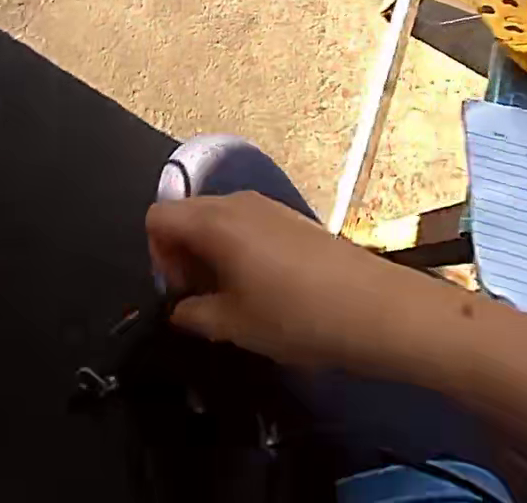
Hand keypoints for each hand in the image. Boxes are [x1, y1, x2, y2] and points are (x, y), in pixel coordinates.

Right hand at [145, 192, 455, 371]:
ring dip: (210, 251)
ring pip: (217, 217)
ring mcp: (268, 204)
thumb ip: (193, 314)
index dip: (157, 254)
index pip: (159, 216)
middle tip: (201, 298)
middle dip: (182, 253)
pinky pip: (246, 221)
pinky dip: (237, 245)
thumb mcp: (233, 324)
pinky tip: (261, 284)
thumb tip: (180, 309)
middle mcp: (239, 201)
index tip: (180, 291)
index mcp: (216, 221)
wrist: (369, 304)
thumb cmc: (294, 314)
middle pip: (188, 213)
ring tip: (231, 295)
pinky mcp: (291, 215)